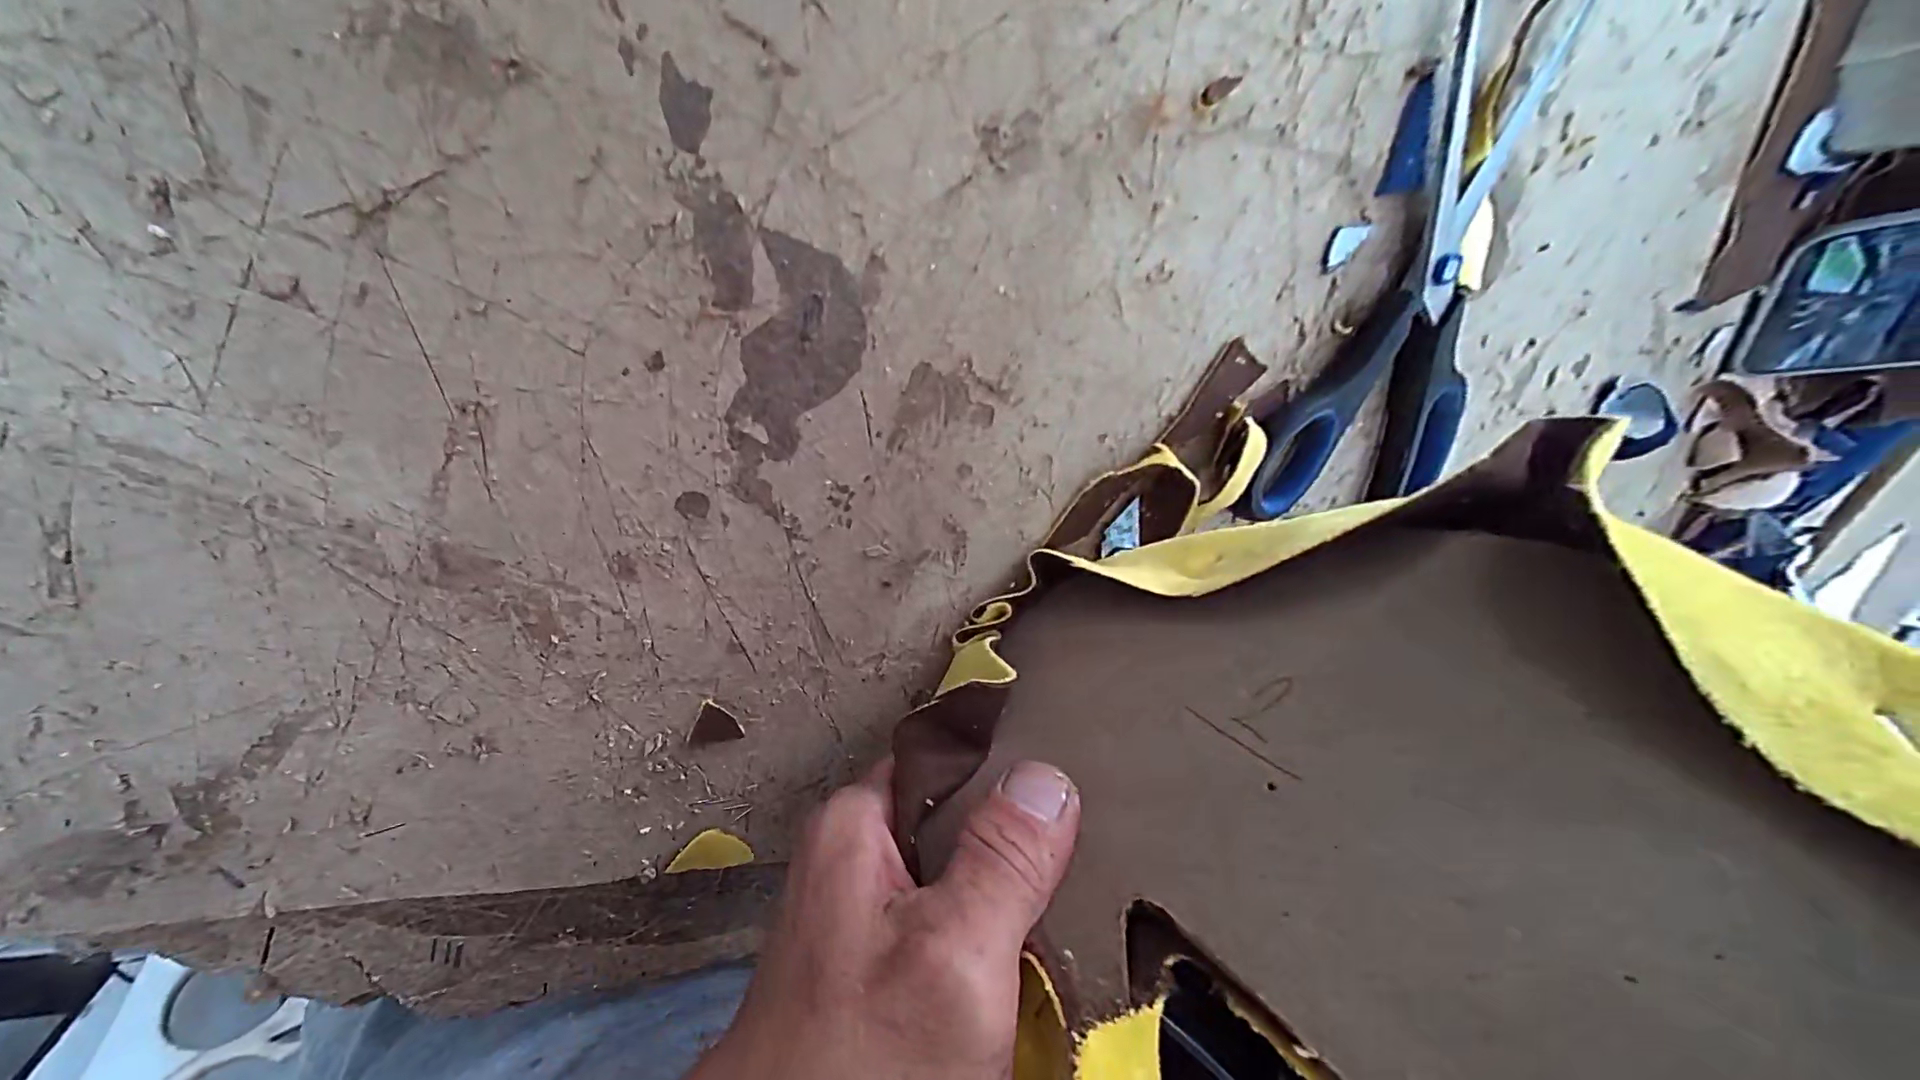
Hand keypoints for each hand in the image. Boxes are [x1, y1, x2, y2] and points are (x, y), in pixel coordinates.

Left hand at [690, 758, 1079, 1079]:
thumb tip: (1046, 778)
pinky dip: (989, 926)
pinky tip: (1021, 946)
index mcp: (854, 824)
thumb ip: (1001, 860)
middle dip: (1012, 830)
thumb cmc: (858, 1062)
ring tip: (1060, 892)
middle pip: (954, 811)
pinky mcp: (880, 954)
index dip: (1004, 759)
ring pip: (957, 866)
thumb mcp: (952, 952)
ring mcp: (865, 906)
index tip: (1063, 766)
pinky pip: (949, 914)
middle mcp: (852, 853)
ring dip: (1006, 883)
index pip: (944, 754)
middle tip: (1075, 842)